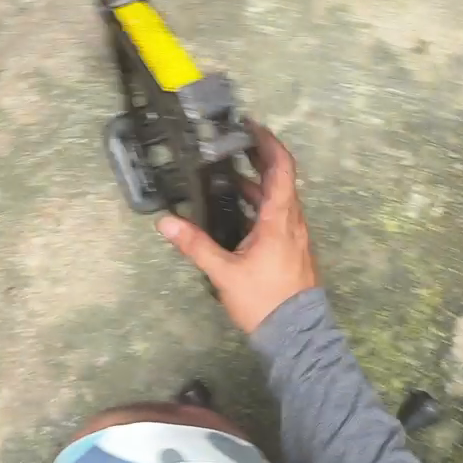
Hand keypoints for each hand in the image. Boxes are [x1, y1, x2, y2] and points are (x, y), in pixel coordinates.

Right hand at [157, 122, 319, 333]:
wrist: (297, 334)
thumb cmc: (264, 299)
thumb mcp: (224, 272)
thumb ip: (195, 245)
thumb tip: (166, 222)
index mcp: (279, 218)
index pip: (281, 168)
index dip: (268, 143)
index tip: (250, 128)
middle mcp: (292, 221)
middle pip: (280, 179)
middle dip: (258, 160)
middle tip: (232, 146)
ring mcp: (294, 236)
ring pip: (277, 200)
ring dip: (256, 186)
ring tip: (227, 179)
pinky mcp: (291, 250)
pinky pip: (276, 217)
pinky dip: (258, 207)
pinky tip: (236, 215)